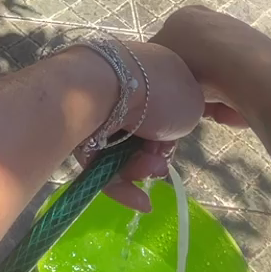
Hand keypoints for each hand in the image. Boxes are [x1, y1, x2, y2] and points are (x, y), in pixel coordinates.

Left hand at [94, 41, 206, 211]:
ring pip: (122, 150)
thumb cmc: (156, 90)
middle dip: (154, 156)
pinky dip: (120, 183)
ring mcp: (97, 106)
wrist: (101, 86)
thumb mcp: (191, 100)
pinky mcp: (78, 128)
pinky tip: (138, 202)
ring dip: (139, 169)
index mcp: (146, 69)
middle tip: (157, 165)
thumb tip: (166, 122)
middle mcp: (120, 85)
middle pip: (143, 132)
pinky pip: (101, 161)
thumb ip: (186, 112)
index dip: (174, 129)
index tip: (175, 138)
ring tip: (144, 172)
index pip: (164, 106)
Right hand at [151, 7, 270, 130]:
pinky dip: (234, 101)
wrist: (249, 73)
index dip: (168, 69)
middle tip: (190, 101)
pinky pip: (241, 87)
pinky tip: (231, 113)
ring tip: (212, 113)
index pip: (169, 43)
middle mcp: (213, 20)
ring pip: (219, 77)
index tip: (170, 88)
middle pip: (196, 61)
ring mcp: (241, 38)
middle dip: (193, 84)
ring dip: (213, 97)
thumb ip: (151, 64)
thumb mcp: (158, 60)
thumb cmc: (195, 62)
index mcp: (185, 16)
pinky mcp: (264, 60)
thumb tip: (155, 74)